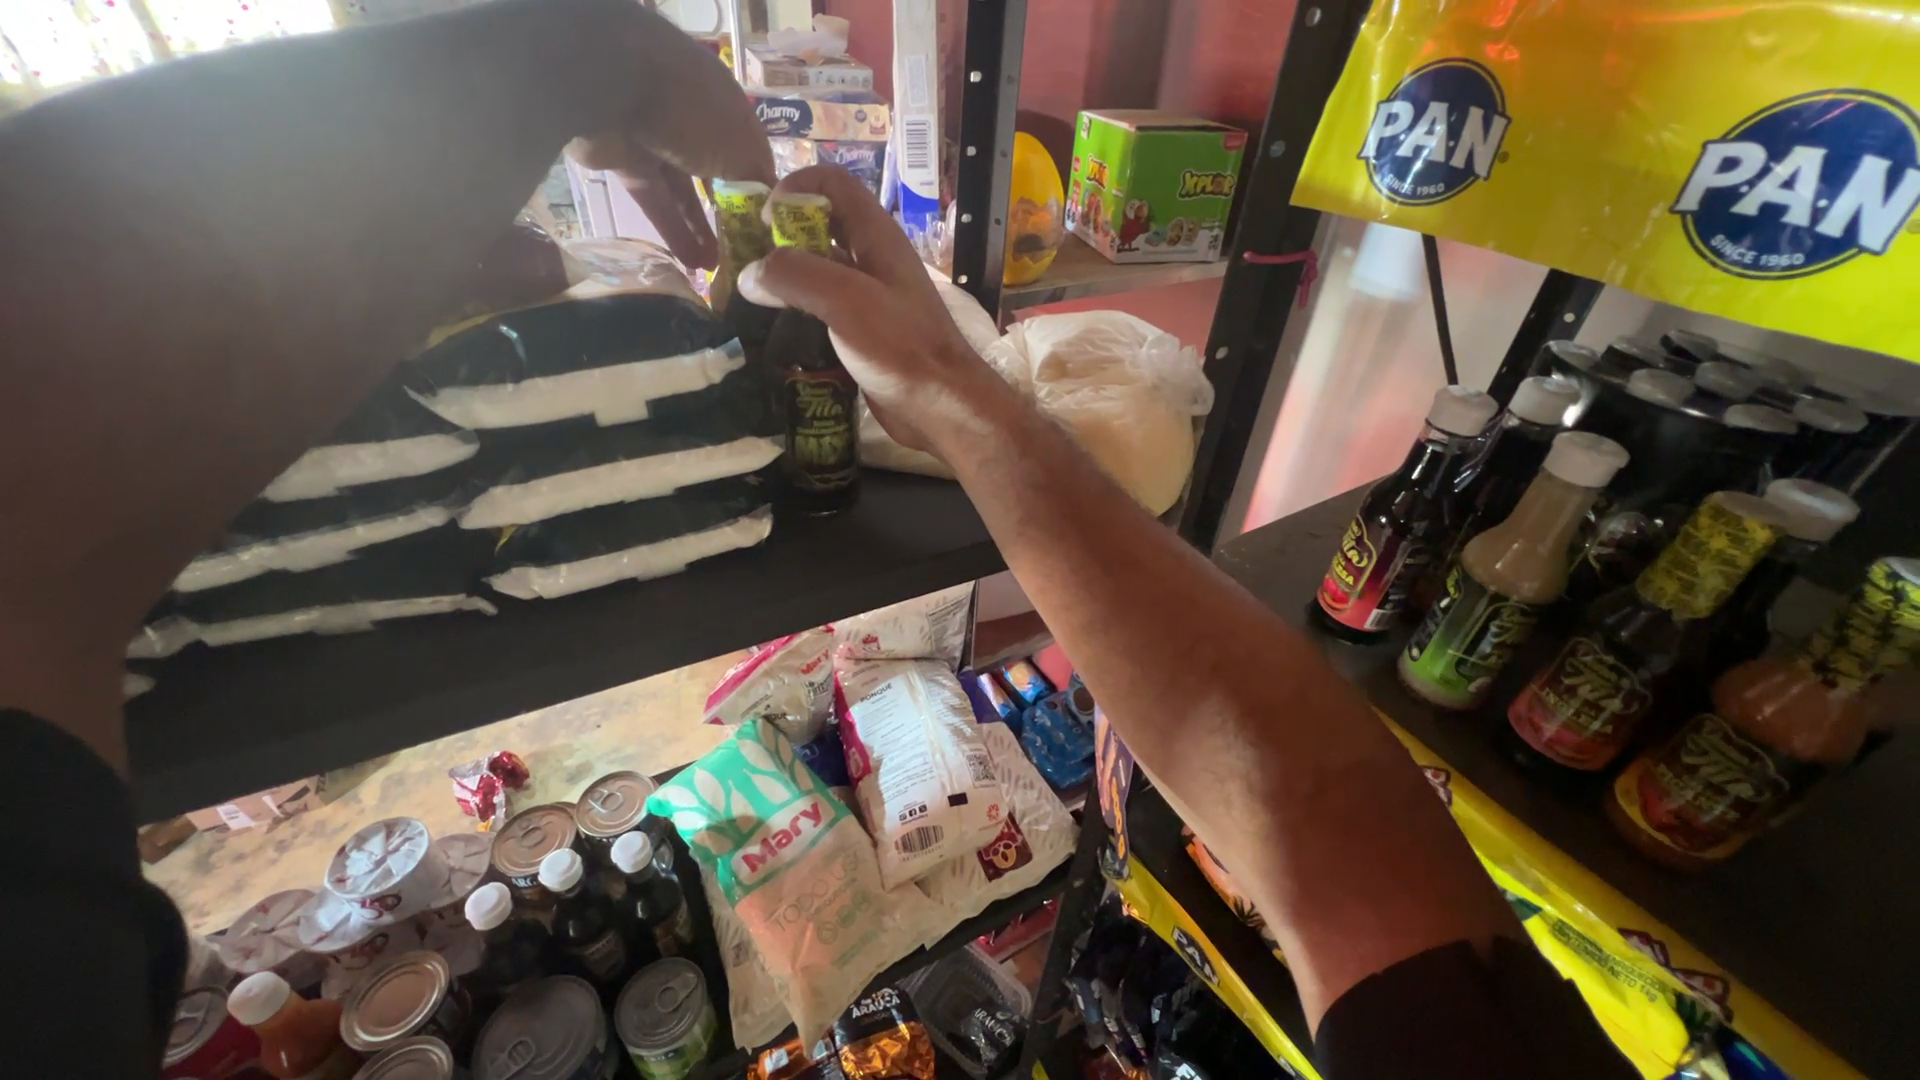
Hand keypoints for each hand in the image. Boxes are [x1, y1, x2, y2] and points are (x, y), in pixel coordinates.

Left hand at [567, 4, 773, 268]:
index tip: (773, 228)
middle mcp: (695, 120)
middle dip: (732, 216)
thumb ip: (756, 181)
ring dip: (704, 232)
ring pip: (687, 194)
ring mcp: (659, 140)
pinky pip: (658, 203)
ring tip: (721, 269)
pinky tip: (695, 266)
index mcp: (726, 107)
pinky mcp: (628, 162)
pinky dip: (675, 234)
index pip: (752, 153)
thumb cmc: (692, 110)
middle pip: (718, 176)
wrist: (609, 84)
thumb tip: (770, 208)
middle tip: (747, 254)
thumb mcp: (740, 149)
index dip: (763, 191)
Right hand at [734, 165, 1003, 452]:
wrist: (941, 406)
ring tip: (748, 296)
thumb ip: (796, 276)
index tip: (763, 220)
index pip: (833, 184)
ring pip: (819, 271)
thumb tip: (749, 274)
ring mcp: (869, 298)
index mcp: (876, 237)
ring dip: (785, 276)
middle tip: (744, 261)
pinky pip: (823, 309)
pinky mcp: (863, 333)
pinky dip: (797, 310)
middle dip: (781, 234)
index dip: (795, 188)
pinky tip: (773, 328)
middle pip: (820, 226)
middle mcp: (873, 260)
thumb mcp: (846, 300)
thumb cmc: (900, 347)